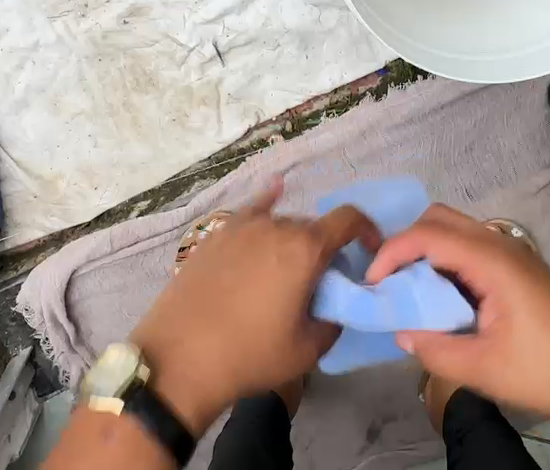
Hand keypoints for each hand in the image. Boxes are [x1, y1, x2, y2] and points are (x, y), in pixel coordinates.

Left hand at [128, 181, 378, 433]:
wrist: (179, 359)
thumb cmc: (250, 355)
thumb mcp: (307, 351)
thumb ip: (334, 320)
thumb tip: (335, 304)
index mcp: (305, 248)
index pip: (348, 220)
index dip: (367, 230)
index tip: (370, 251)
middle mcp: (277, 225)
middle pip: (313, 227)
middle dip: (324, 248)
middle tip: (320, 283)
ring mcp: (242, 226)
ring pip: (282, 224)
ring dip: (293, 242)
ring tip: (284, 275)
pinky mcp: (216, 235)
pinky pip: (251, 211)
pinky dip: (266, 201)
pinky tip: (274, 190)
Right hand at [364, 204, 549, 423]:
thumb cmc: (546, 370)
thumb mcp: (482, 369)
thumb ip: (435, 350)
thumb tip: (402, 332)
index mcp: (492, 260)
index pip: (429, 235)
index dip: (393, 252)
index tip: (372, 281)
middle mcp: (501, 244)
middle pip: (441, 218)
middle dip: (407, 242)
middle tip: (388, 279)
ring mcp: (513, 252)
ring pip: (457, 229)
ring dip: (428, 249)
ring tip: (409, 288)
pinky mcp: (520, 266)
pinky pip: (472, 245)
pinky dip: (447, 258)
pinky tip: (443, 295)